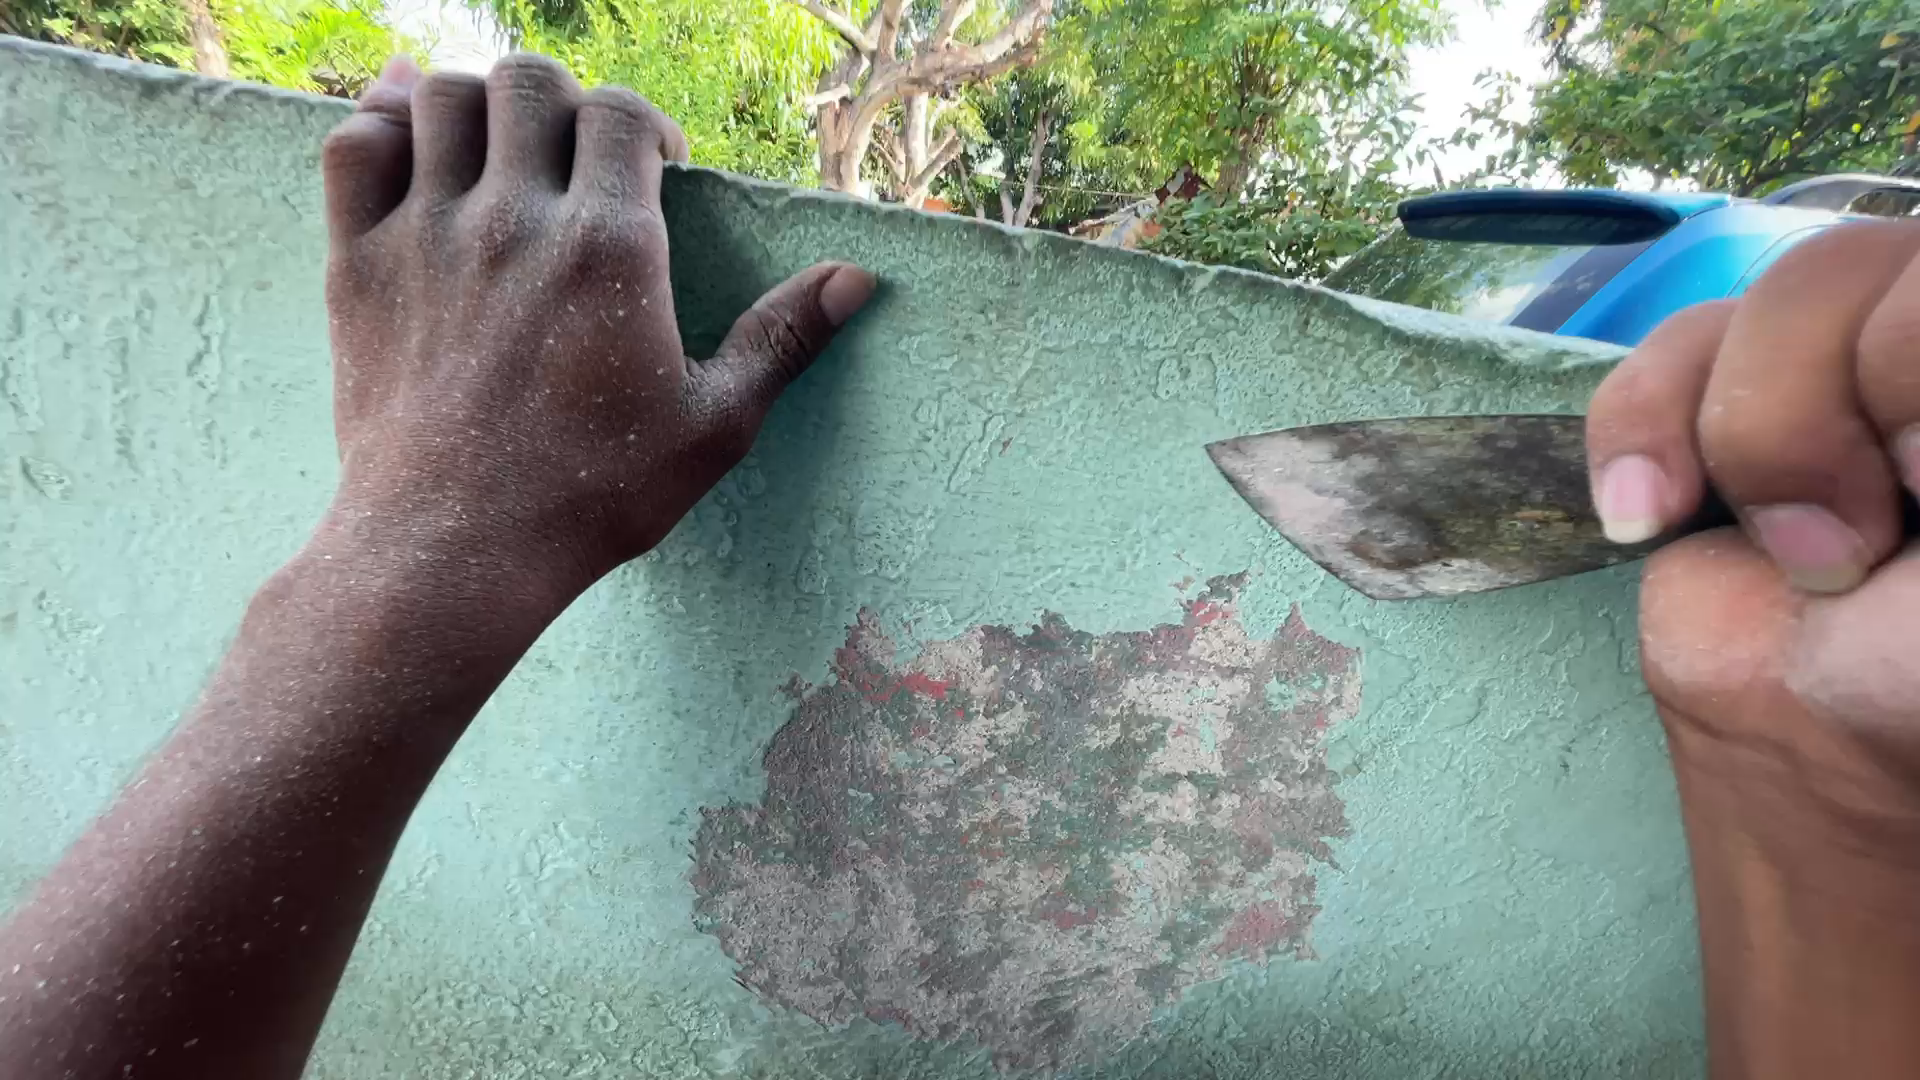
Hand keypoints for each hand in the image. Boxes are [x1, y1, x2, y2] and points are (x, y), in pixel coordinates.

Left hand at [320, 55, 873, 590]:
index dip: (648, 124)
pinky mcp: (360, 262)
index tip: (661, 167)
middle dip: (571, 104)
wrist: (462, 546)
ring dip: (489, 106)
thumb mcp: (718, 422)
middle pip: (530, 82)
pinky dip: (388, 117)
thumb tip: (854, 277)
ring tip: (518, 156)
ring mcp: (426, 233)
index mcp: (610, 250)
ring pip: (443, 95)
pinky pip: (356, 142)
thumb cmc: (601, 491)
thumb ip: (783, 337)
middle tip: (590, 158)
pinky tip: (420, 138)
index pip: (621, 115)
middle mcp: (514, 220)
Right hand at [1588, 221, 1919, 1077]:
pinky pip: (1645, 365)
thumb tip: (1887, 376)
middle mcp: (1919, 342)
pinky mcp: (1694, 414)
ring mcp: (1811, 370)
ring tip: (1776, 540)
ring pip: (1753, 305)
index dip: (1909, 384)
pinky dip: (1629, 436)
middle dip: (1828, 419)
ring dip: (1741, 442)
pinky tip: (1645, 513)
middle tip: (1862, 539)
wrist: (1816, 723)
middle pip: (1851, 273)